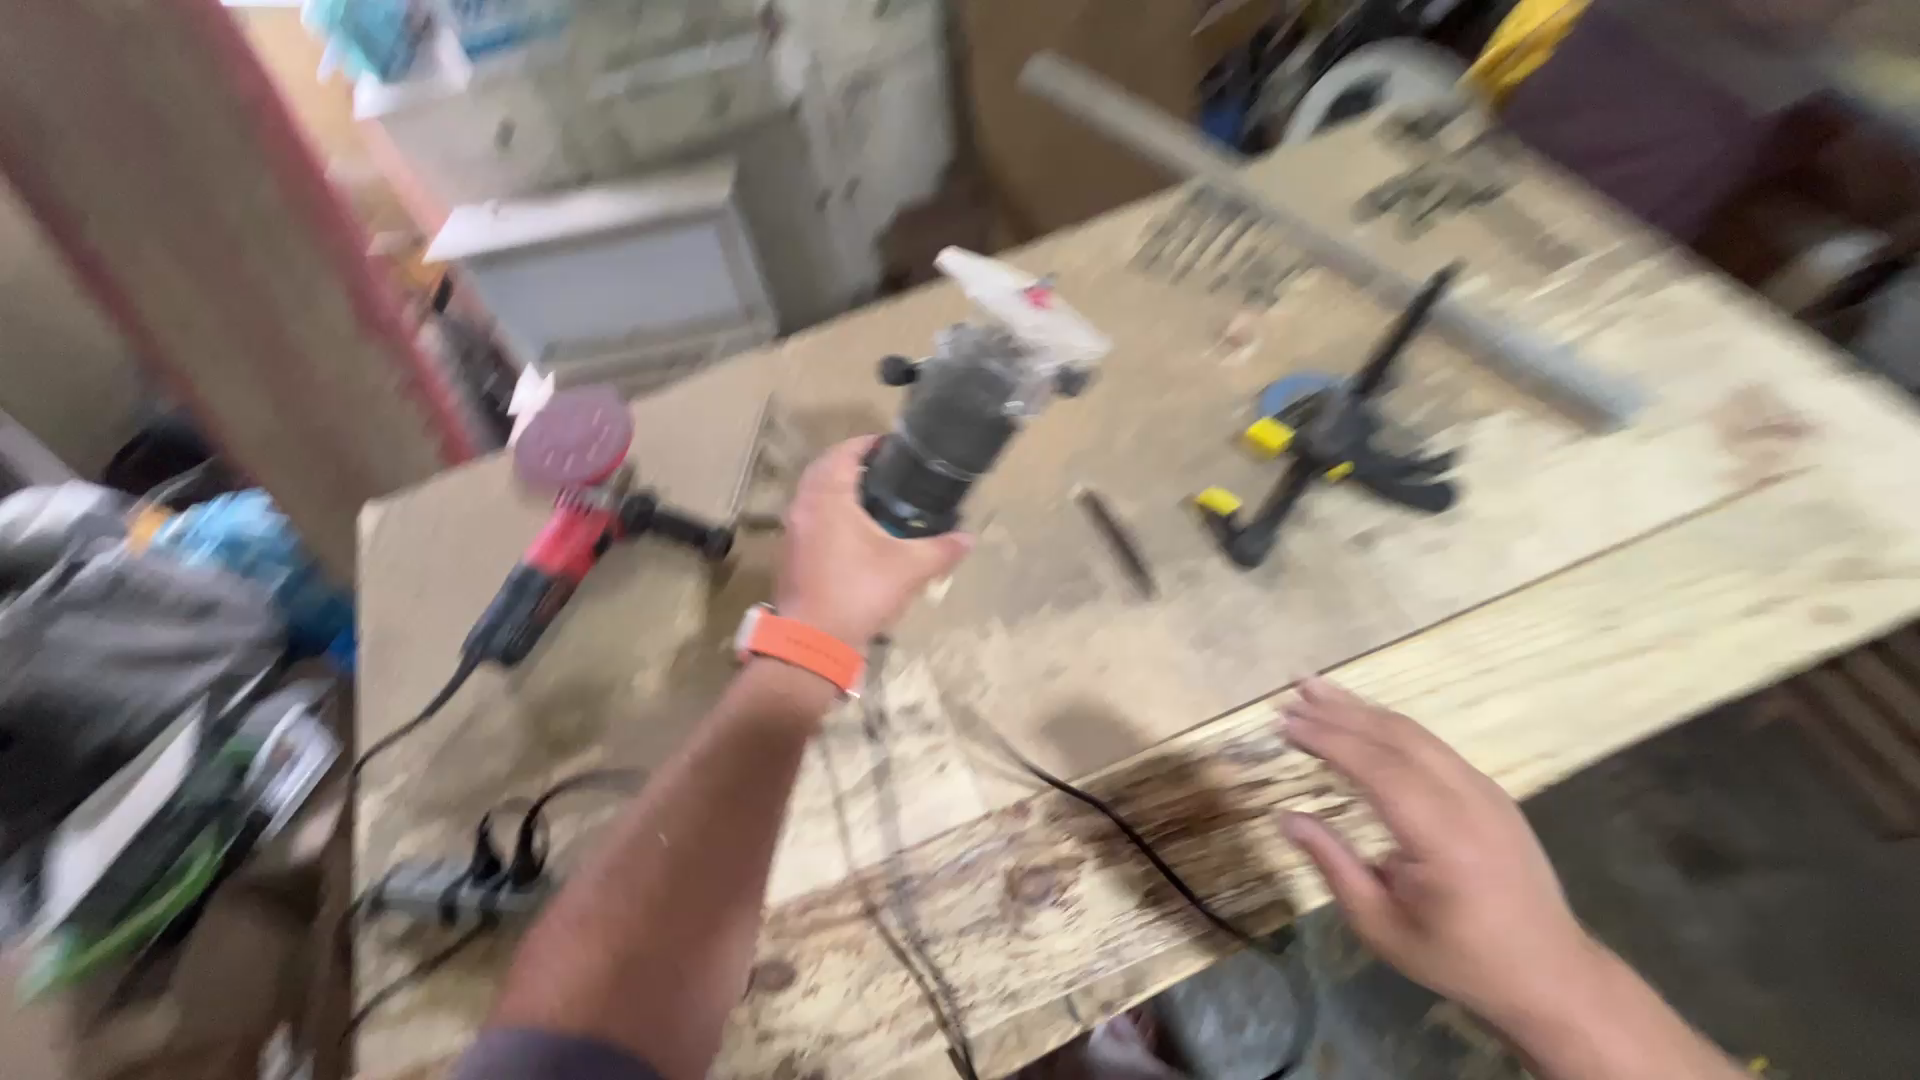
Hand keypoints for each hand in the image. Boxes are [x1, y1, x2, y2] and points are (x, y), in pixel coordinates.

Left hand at [776, 436, 973, 644]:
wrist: (813, 641)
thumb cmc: (859, 593)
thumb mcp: (909, 569)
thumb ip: (941, 550)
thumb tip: (969, 539)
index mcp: (828, 498)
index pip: (844, 453)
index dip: (868, 444)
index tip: (892, 446)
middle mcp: (804, 506)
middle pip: (824, 469)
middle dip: (852, 464)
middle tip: (884, 470)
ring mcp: (792, 531)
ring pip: (813, 495)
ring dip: (838, 489)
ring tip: (872, 497)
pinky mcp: (790, 554)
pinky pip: (809, 518)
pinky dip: (829, 513)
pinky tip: (853, 532)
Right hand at [1280, 679, 1601, 1026]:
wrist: (1552, 975)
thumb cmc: (1458, 958)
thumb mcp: (1381, 925)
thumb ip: (1332, 864)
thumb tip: (1284, 817)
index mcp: (1444, 840)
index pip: (1378, 768)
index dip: (1328, 740)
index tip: (1284, 724)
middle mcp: (1470, 802)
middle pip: (1396, 738)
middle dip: (1338, 711)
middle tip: (1290, 694)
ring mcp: (1485, 791)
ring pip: (1415, 733)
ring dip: (1361, 709)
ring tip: (1314, 690)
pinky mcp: (1489, 791)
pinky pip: (1431, 745)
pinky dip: (1386, 725)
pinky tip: (1359, 718)